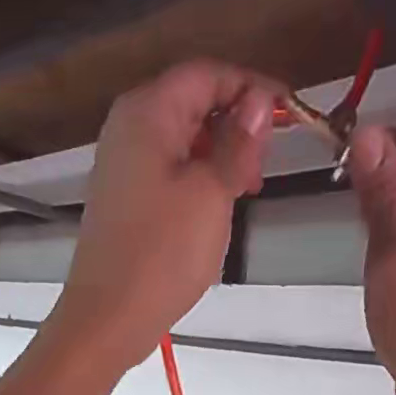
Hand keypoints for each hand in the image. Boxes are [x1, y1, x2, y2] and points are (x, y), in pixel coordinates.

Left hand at [49, 60, 278, 363]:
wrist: (107, 320)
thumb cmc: (161, 256)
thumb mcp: (212, 193)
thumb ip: (237, 142)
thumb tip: (259, 103)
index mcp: (147, 114)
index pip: (208, 74)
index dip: (251, 89)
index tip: (288, 117)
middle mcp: (127, 131)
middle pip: (192, 105)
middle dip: (235, 127)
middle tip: (262, 169)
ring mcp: (121, 169)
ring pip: (182, 143)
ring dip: (218, 158)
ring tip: (244, 193)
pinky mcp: (123, 203)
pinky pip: (168, 174)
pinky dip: (196, 182)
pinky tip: (214, 210)